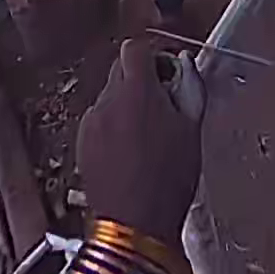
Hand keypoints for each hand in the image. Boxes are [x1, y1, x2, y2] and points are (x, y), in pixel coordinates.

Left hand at [77, 38, 202, 244]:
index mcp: (137, 91)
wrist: (134, 225)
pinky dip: (112, 124)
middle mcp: (109, 98)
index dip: (152, 56)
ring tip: (146, 136)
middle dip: (140, 79)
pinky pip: (99, 117)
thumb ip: (190, 88)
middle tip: (161, 104)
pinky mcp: (83, 136)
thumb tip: (186, 64)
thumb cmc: (168, 182)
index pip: (135, 48)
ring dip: (126, 104)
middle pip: (121, 68)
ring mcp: (92, 117)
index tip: (165, 72)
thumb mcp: (191, 132)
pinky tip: (128, 150)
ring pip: (110, 94)